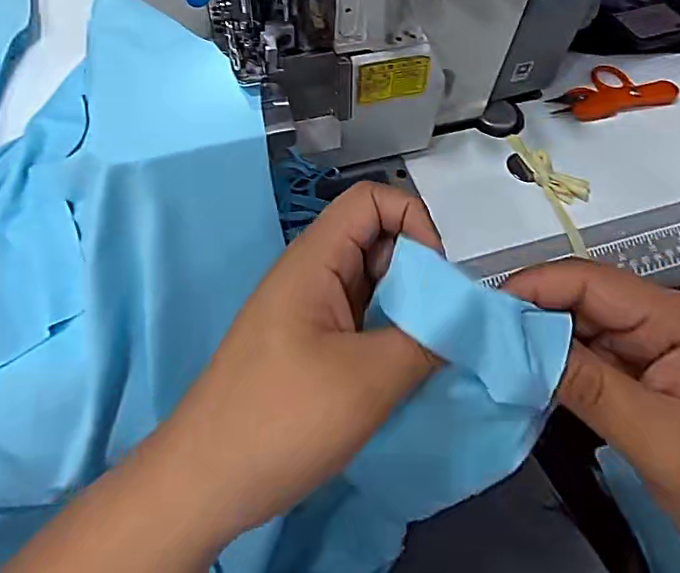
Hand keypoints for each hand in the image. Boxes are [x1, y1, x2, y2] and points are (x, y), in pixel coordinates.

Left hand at [155, 181, 443, 534]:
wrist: (205, 480)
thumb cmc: (280, 418)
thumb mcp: (367, 380)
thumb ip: (427, 339)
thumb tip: (474, 315)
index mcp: (315, 258)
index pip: (372, 200)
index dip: (415, 220)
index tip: (444, 277)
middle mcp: (313, 272)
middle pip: (378, 239)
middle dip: (423, 269)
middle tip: (456, 318)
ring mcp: (311, 308)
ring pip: (374, 282)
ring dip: (411, 304)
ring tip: (442, 344)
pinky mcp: (312, 342)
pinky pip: (363, 316)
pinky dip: (393, 330)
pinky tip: (414, 365)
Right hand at [503, 259, 679, 572]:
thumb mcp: (666, 442)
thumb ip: (590, 385)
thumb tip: (518, 343)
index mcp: (675, 319)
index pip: (587, 280)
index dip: (533, 289)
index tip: (484, 315)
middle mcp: (659, 324)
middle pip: (578, 300)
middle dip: (529, 317)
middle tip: (481, 343)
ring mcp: (650, 354)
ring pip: (577, 331)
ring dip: (538, 345)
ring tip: (494, 362)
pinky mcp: (641, 385)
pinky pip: (586, 362)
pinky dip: (555, 371)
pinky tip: (528, 384)